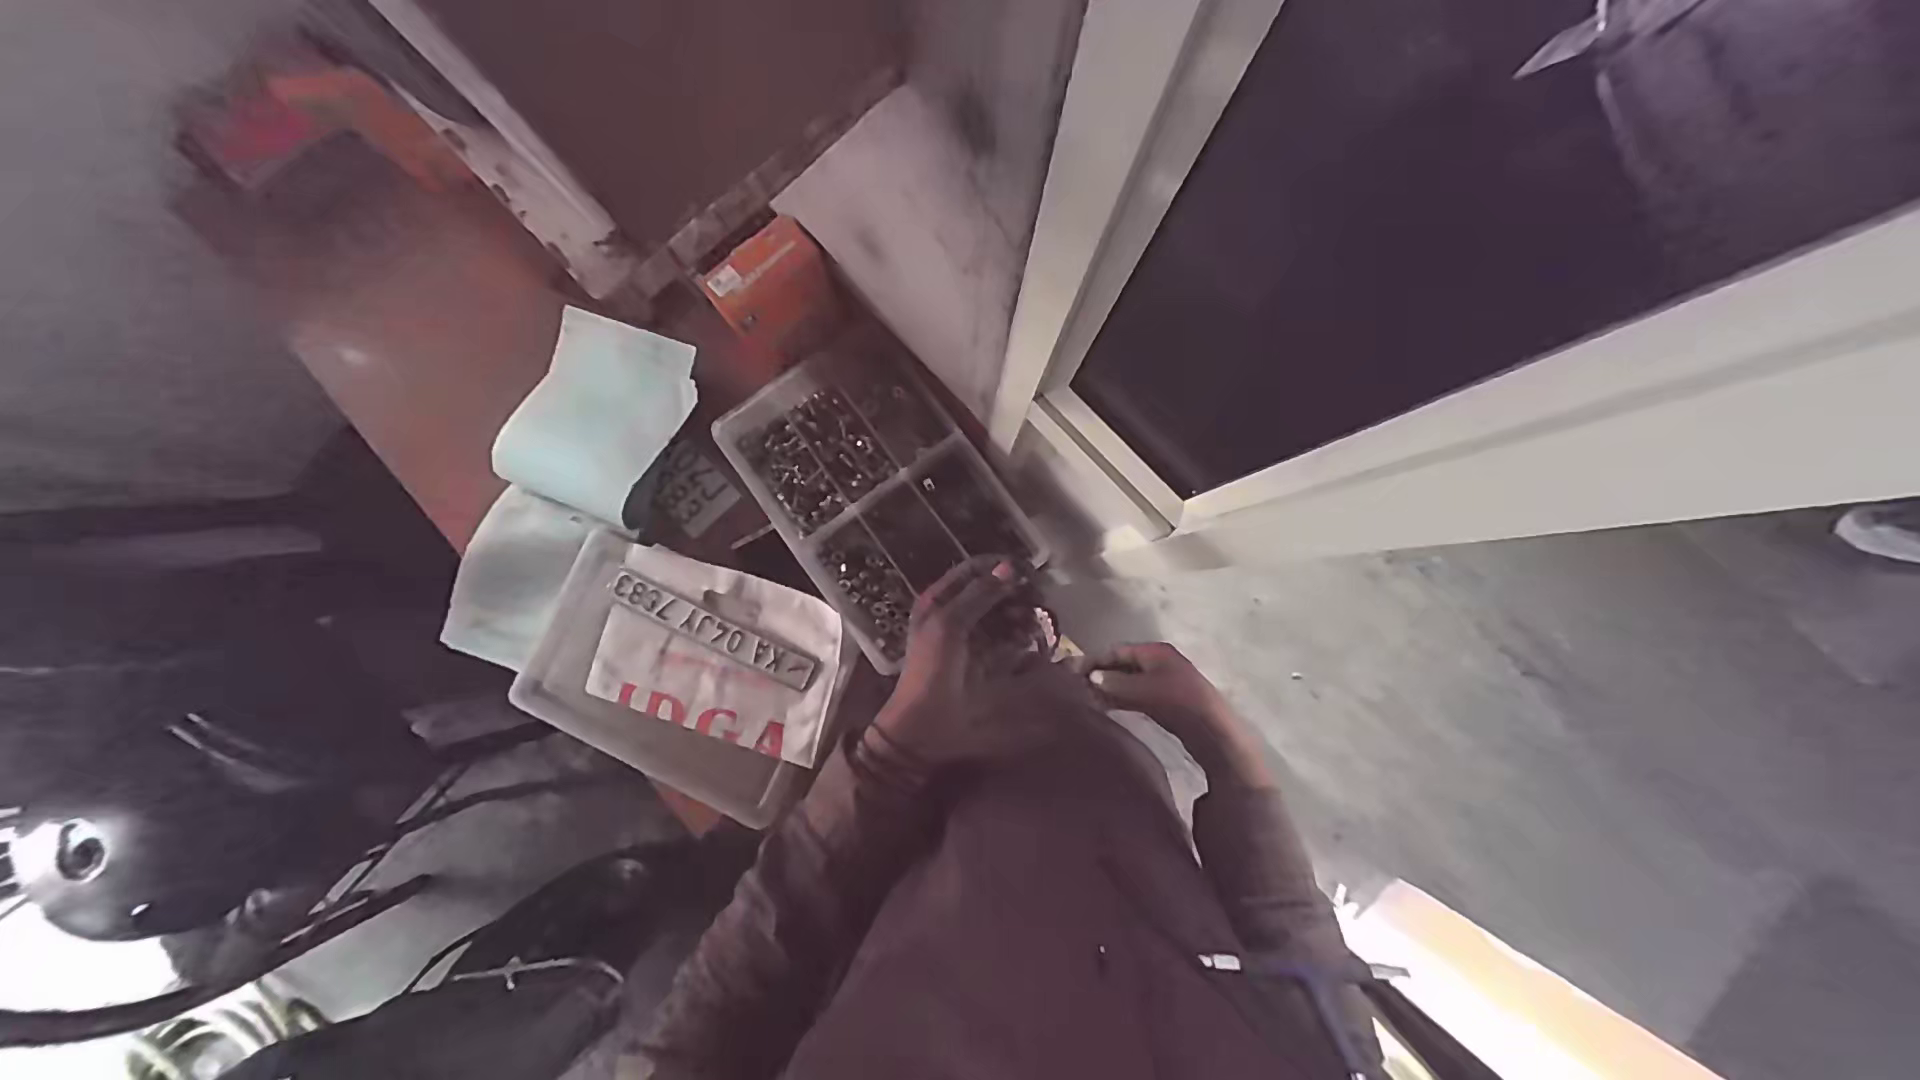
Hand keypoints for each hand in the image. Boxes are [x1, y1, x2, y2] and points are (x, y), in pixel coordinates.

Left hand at [873, 557, 1073, 765]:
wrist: (925, 724)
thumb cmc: (931, 669)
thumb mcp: (949, 625)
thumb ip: (979, 595)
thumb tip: (1009, 567)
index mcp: (938, 601)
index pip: (972, 570)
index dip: (998, 566)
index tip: (1026, 569)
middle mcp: (955, 614)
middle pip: (992, 591)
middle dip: (1015, 591)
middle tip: (1038, 596)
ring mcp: (972, 638)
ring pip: (1003, 614)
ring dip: (1022, 613)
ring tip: (1034, 620)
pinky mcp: (987, 660)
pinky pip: (1009, 639)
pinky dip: (1022, 635)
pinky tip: (1032, 638)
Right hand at [1084, 642, 1273, 788]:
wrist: (1214, 732)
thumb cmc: (1179, 703)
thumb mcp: (1143, 690)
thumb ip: (1114, 684)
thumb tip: (1089, 678)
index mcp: (1154, 651)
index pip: (1115, 650)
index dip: (1093, 660)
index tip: (1071, 673)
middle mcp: (1157, 661)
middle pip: (1119, 664)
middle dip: (1098, 674)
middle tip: (1074, 687)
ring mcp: (1161, 681)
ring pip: (1125, 680)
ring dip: (1106, 688)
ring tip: (1083, 699)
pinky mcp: (1163, 700)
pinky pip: (1133, 694)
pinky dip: (1117, 698)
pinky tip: (1103, 708)